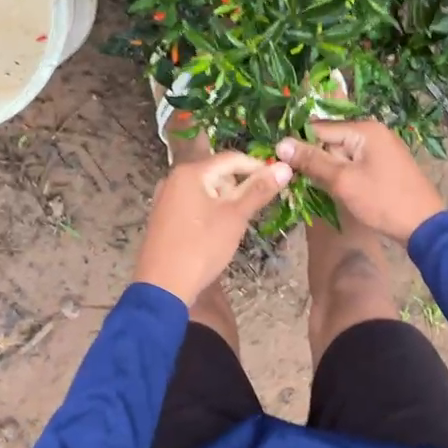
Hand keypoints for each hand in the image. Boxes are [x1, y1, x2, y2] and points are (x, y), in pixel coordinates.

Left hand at [134, 152, 292, 305]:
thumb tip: (284, 168)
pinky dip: (209, 210)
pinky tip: (215, 231)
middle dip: (239, 187)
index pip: (231, 159)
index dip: (257, 167)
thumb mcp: (235, 217)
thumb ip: (258, 190)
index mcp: (190, 173)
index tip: (277, 180)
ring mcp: (165, 198)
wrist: (162, 287)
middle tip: (254, 208)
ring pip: (205, 189)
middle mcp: (174, 178)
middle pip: (217, 173)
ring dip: (225, 201)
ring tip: (236, 223)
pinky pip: (193, 203)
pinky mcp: (163, 216)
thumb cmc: (201, 248)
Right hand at [276, 120, 445, 244]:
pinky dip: (340, 173)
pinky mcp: (384, 164)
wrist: (424, 226)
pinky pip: (353, 162)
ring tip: (308, 185)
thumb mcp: (343, 181)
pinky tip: (332, 189)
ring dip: (325, 168)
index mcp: (364, 129)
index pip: (319, 128)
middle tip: (292, 178)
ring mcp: (380, 148)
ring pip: (340, 153)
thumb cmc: (382, 201)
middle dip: (312, 157)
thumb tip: (280, 144)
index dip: (297, 145)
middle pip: (329, 139)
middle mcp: (373, 131)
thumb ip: (312, 161)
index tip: (277, 162)